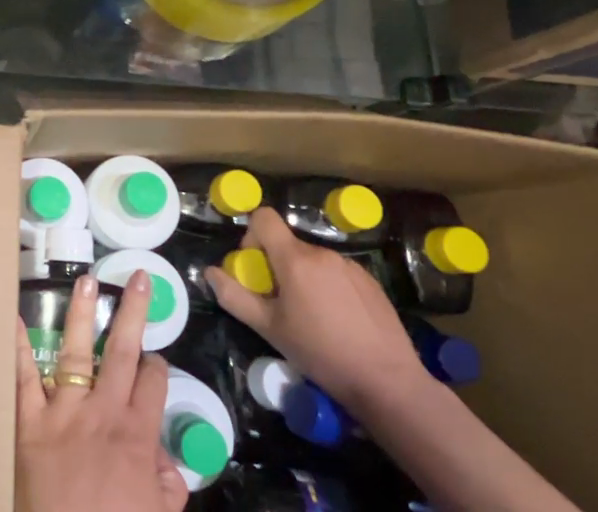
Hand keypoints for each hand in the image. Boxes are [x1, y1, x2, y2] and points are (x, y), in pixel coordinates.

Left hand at [15, 271, 187, 511]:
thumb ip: (165, 486)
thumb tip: (166, 462)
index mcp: (136, 436)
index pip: (153, 384)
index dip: (157, 367)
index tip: (155, 358)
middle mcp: (102, 413)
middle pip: (123, 353)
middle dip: (134, 313)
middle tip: (139, 278)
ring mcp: (62, 412)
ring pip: (76, 353)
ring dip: (82, 315)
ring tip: (87, 282)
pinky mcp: (28, 421)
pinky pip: (21, 377)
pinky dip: (16, 346)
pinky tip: (10, 316)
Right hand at [203, 207, 427, 407]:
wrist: (386, 380)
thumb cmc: (320, 353)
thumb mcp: (268, 329)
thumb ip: (234, 296)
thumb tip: (210, 272)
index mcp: (295, 259)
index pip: (264, 218)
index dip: (252, 236)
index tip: (256, 269)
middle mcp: (324, 253)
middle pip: (288, 245)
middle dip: (277, 267)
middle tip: (281, 305)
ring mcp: (351, 266)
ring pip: (313, 261)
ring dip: (303, 278)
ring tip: (312, 318)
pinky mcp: (371, 282)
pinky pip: (337, 273)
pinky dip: (328, 287)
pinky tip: (338, 322)